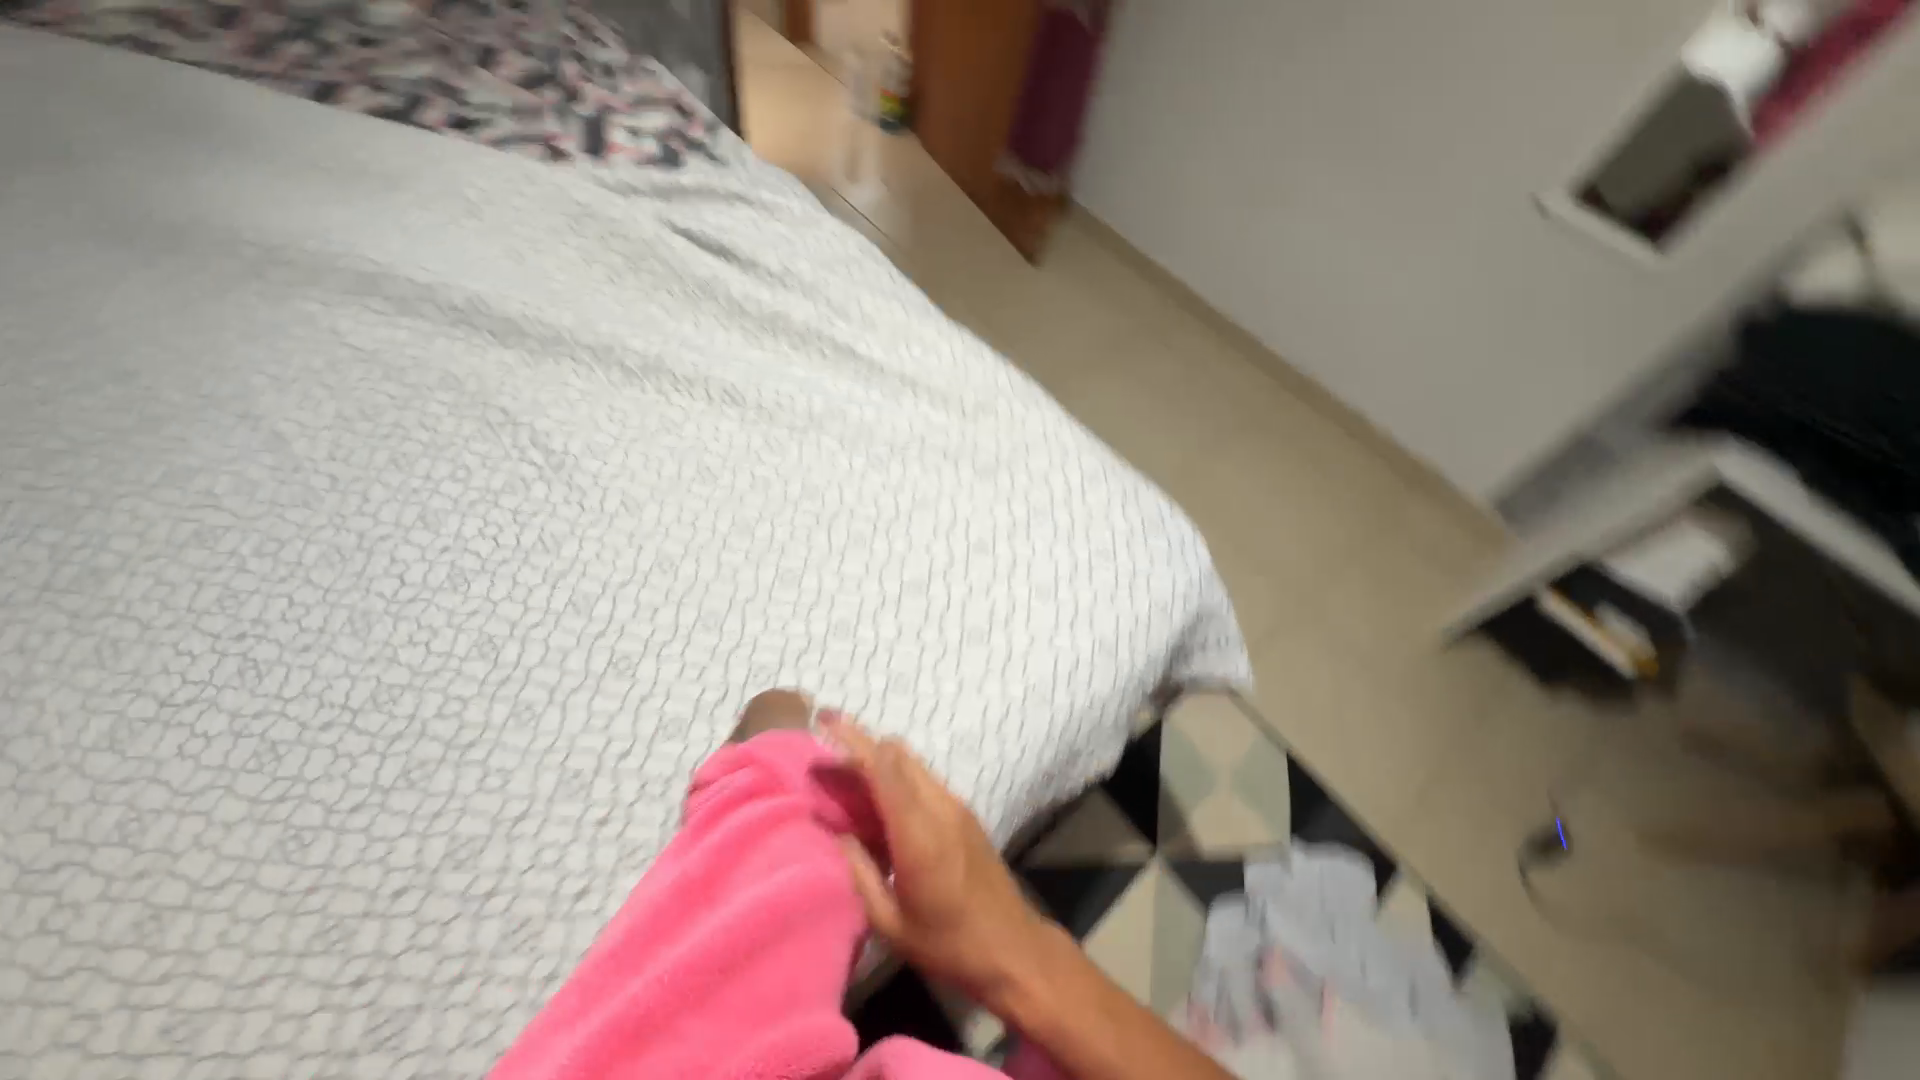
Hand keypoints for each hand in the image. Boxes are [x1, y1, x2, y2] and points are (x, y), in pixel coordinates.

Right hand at [824, 714, 1055, 1004]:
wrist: (1014, 950)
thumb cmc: (949, 945)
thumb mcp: (890, 922)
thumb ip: (858, 872)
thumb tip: (834, 831)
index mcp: (919, 832)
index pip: (883, 767)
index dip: (852, 739)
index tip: (823, 721)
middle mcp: (941, 807)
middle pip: (899, 754)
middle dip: (860, 747)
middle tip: (825, 765)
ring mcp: (958, 808)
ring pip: (913, 765)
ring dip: (879, 764)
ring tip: (845, 787)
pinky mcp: (966, 816)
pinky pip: (925, 782)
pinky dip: (897, 780)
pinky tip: (878, 808)